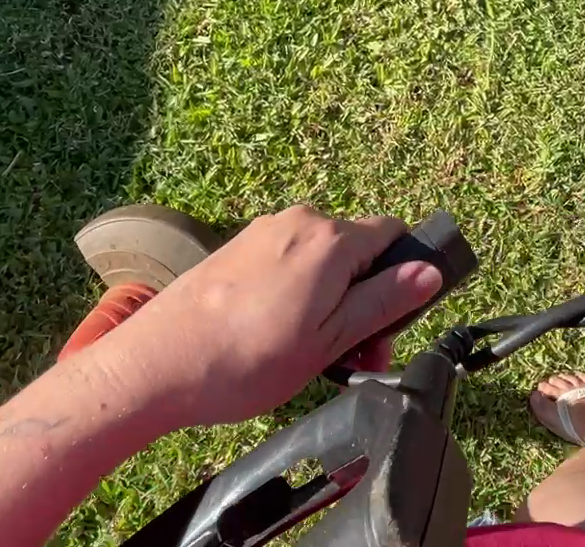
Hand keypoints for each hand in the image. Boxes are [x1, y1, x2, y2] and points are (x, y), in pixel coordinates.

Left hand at [93, 205, 441, 429]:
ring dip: (331, 297)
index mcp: (332, 239)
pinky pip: (288, 260)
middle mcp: (302, 220)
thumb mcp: (331, 339)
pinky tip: (275, 333)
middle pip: (357, 250)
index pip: (393, 233)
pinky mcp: (239, 246)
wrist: (155, 364)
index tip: (388, 322)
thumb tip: (430, 271)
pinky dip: (298, 290)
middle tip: (352, 355)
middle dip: (364, 296)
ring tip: (310, 350)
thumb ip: (385, 300)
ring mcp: (266, 231)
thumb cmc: (249, 358)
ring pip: (321, 258)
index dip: (402, 275)